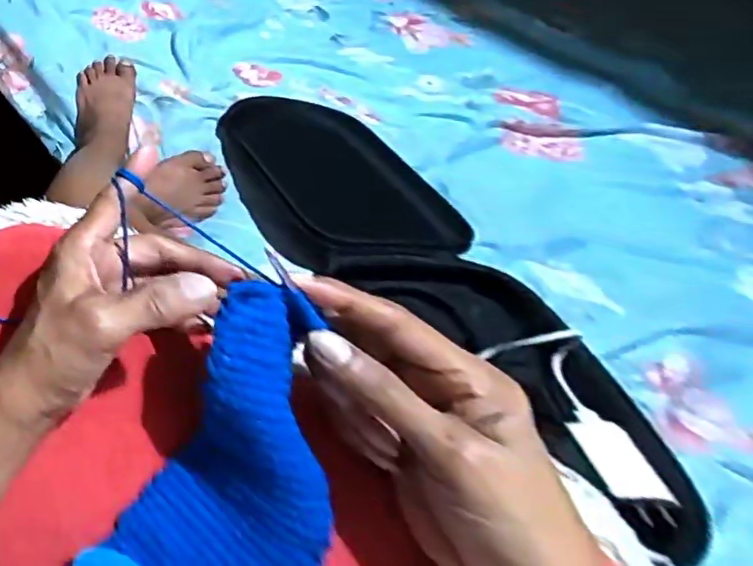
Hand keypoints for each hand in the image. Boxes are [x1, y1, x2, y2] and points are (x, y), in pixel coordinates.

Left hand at [0, 187, 242, 428]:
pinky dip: (182, 308)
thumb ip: (152, 303)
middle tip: (242, 283)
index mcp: (82, 249)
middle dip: (194, 262)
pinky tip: (212, 320)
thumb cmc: (57, 348)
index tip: (150, 140)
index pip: (112, 202)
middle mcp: (96, 261)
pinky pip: (156, 301)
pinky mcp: (116, 313)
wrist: (35, 392)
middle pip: (152, 249)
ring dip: (194, 286)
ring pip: (158, 276)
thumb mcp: (102, 323)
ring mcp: (106, 288)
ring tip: (239, 303)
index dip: (132, 173)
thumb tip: (206, 286)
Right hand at [298, 276, 607, 565]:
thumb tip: (316, 337)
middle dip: (345, 368)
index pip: (392, 321)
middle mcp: (432, 380)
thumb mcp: (451, 453)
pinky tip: (383, 458)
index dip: (341, 298)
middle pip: (361, 343)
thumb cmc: (509, 517)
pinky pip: (344, 404)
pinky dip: (352, 426)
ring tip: (386, 449)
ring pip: (346, 374)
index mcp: (465, 375)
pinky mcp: (387, 428)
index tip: (289, 281)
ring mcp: (407, 404)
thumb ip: (381, 391)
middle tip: (342, 396)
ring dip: (352, 408)